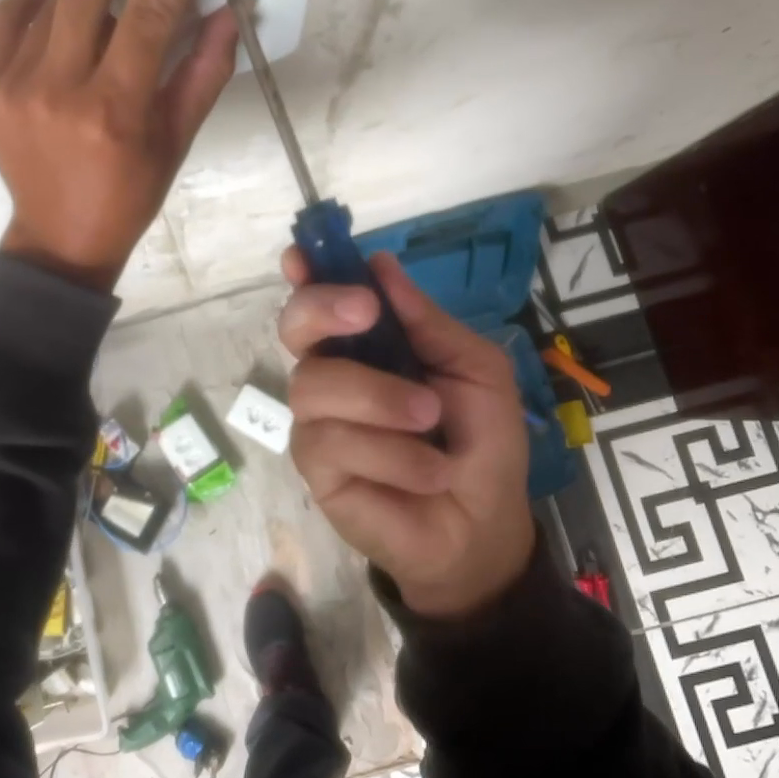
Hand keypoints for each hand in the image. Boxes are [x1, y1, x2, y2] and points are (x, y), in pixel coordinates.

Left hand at [0, 0, 238, 291]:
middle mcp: (58, 89)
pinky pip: (11, 12)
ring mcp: (11, 85)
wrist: (58, 239)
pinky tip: (61, 3)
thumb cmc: (129, 194)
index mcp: (116, 109)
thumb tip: (229, 5)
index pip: (153, 6)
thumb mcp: (176, 140)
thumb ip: (205, 71)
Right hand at [277, 249, 536, 618]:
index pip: (320, 303)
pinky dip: (390, 453)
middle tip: (364, 313)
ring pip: (314, 387)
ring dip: (381, 399)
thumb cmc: (481, 442)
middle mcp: (333, 377)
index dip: (306, 276)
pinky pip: (331, 442)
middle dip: (321, 310)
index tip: (302, 254)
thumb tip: (380, 265)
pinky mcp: (316, 471)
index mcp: (367, 347)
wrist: (484, 523)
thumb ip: (427, 322)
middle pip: (294, 329)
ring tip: (432, 422)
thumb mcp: (474, 369)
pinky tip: (426, 472)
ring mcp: (318, 424)